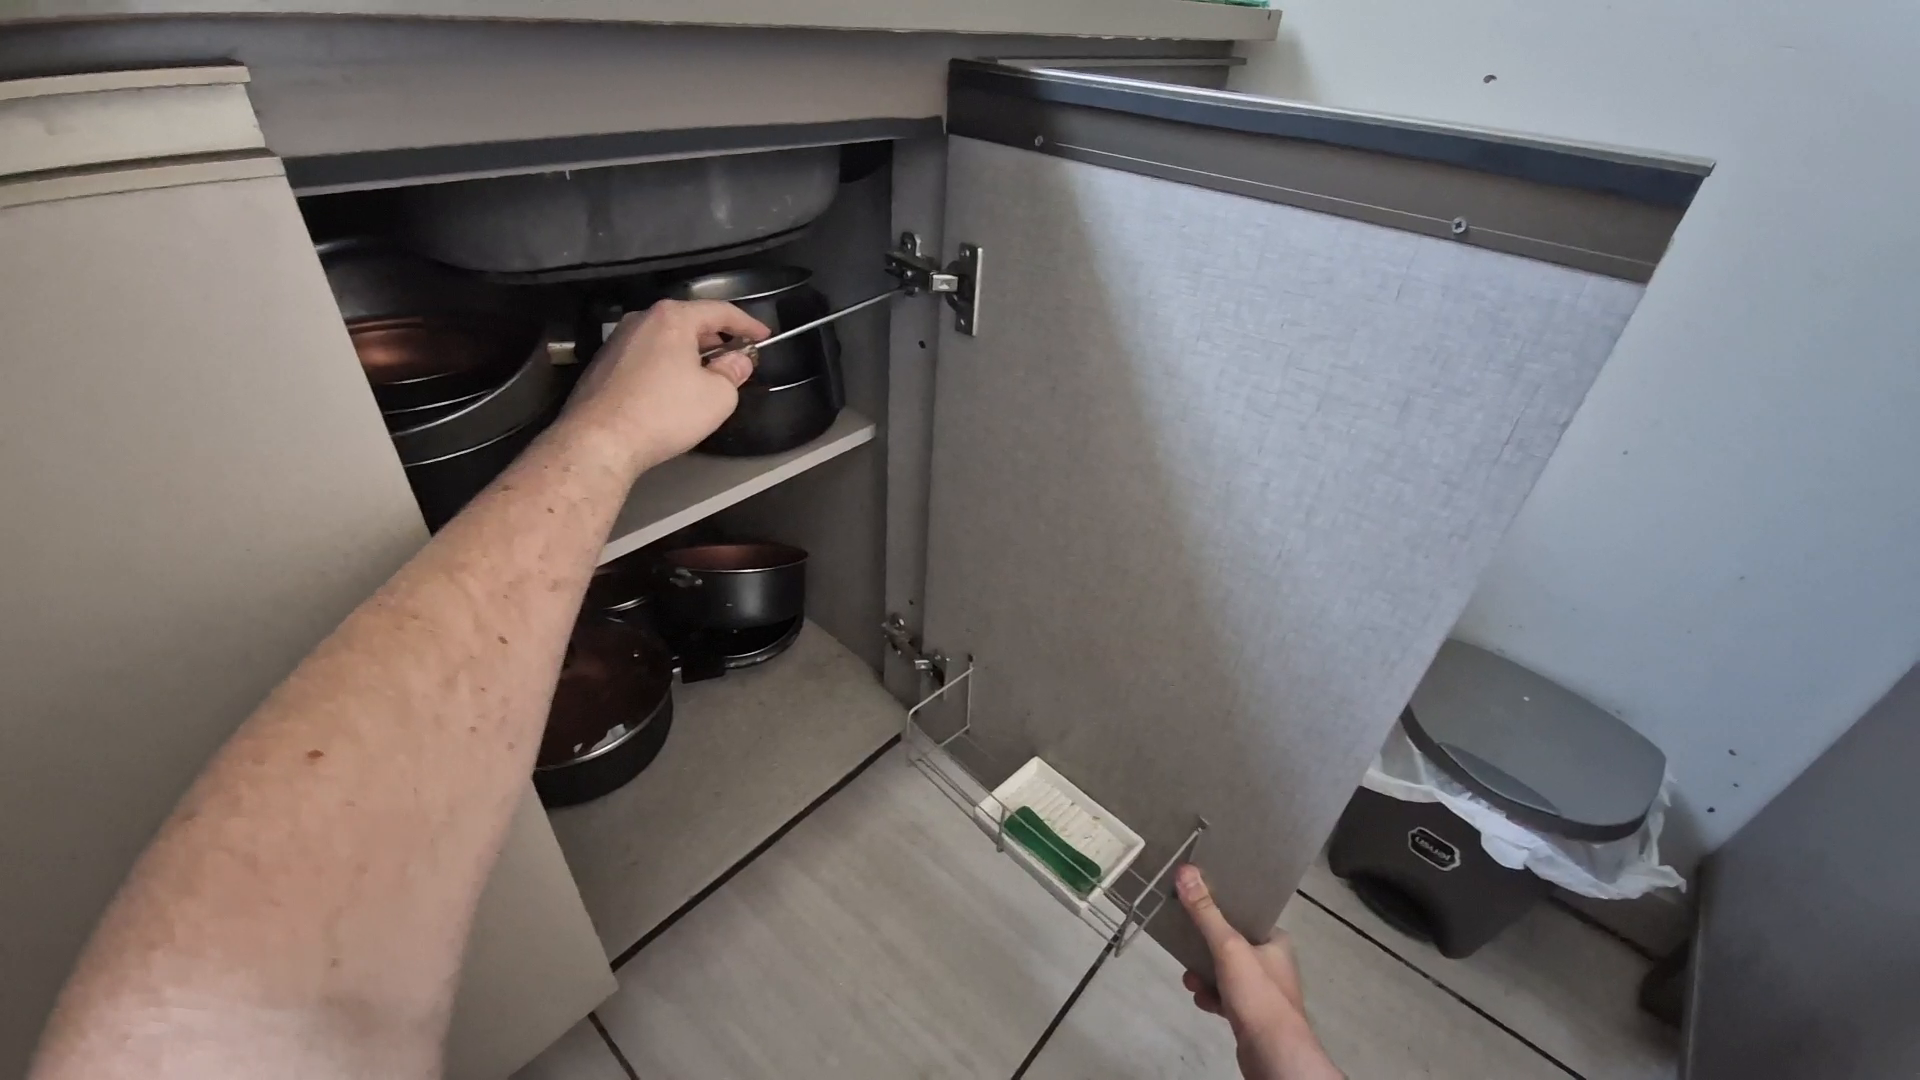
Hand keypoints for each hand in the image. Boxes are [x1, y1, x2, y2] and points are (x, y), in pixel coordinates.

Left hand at [564, 299, 768, 469]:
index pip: (720, 311)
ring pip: (666, 339)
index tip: (765, 336)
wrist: (600, 440)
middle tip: (737, 357)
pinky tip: (675, 389)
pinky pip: (647, 356)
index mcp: (673, 318)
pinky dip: (668, 365)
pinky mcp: (603, 364)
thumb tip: (738, 361)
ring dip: (691, 353)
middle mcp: (642, 320)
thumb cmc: (666, 412)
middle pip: (689, 321)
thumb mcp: (717, 396)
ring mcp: (618, 341)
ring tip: (708, 375)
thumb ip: (733, 373)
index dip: (747, 324)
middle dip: (717, 339)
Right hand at [1177, 865, 1343, 1079]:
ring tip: (1190, 978)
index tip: (1196, 906)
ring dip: (1204, 973)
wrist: (1275, 1059)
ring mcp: (1263, 993)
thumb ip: (1205, 911)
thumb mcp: (1228, 946)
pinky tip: (1200, 1000)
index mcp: (1276, 942)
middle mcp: (1273, 964)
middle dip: (1205, 946)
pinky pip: (1225, 997)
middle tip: (1185, 944)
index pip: (1247, 915)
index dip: (1221, 909)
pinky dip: (1211, 996)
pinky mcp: (1252, 1017)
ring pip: (1225, 972)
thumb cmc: (1258, 995)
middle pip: (1231, 943)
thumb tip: (1185, 870)